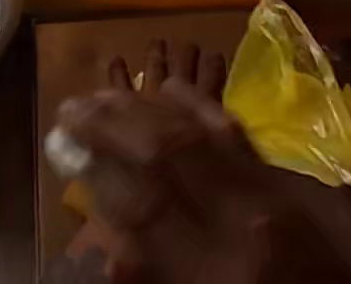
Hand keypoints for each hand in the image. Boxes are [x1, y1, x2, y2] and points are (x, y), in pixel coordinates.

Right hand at [57, 40, 350, 283]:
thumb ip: (159, 270)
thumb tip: (110, 229)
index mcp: (217, 268)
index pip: (140, 205)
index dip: (94, 169)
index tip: (62, 145)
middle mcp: (241, 219)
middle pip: (161, 153)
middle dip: (109, 124)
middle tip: (71, 106)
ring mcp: (268, 191)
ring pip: (192, 131)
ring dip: (142, 106)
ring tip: (101, 92)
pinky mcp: (287, 178)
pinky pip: (234, 128)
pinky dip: (194, 102)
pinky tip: (165, 85)